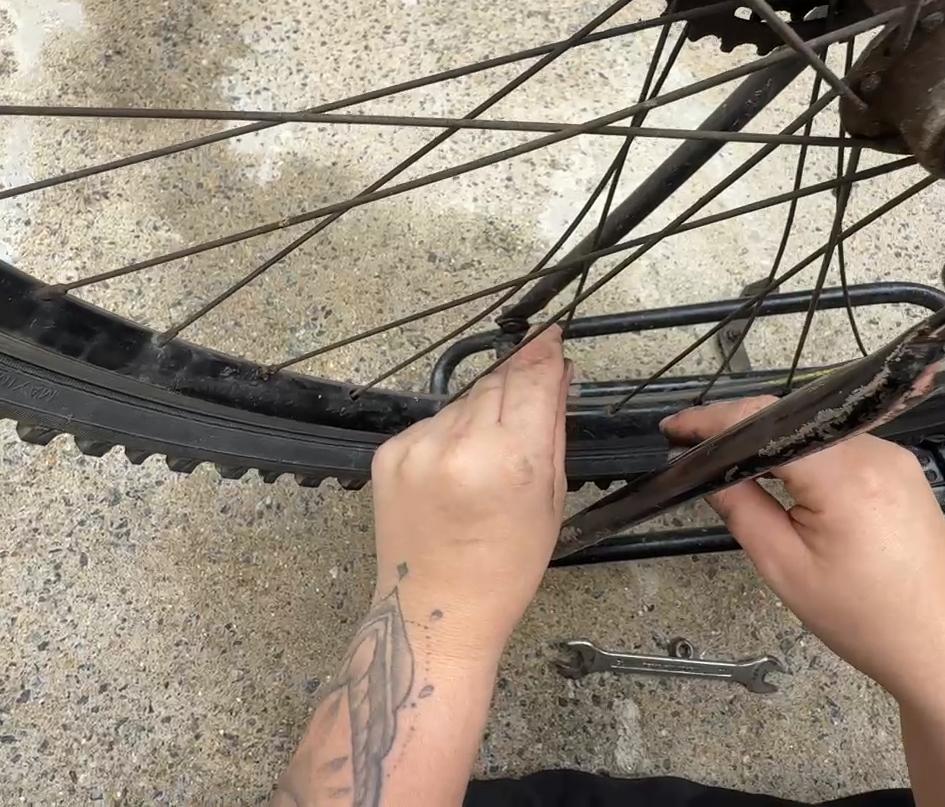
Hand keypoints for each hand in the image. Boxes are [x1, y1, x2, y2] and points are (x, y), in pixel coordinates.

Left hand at [369, 328, 569, 661]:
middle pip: (496, 382)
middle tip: (530, 396)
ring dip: (482, 411)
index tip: (551, 334)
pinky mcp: (389, 452)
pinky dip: (450, 432)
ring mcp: (417, 446)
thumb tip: (555, 372)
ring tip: (490, 455)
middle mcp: (458, 444)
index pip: (530, 379)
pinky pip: (432, 422)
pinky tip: (458, 467)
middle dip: (517, 381)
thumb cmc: (505, 567)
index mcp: (509, 460)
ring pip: (463, 401)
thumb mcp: (548, 498)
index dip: (543, 352)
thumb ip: (551, 426)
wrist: (434, 610)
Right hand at [666, 397, 944, 705]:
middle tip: (690, 446)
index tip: (674, 429)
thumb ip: (739, 507)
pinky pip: (835, 443)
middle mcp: (873, 451)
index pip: (763, 422)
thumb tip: (704, 470)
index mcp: (845, 475)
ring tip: (726, 459)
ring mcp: (891, 456)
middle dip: (735, 427)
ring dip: (767, 439)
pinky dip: (799, 451)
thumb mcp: (784, 567)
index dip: (712, 420)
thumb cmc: (867, 620)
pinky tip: (776, 471)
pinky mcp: (899, 469)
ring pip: (810, 428)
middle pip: (787, 418)